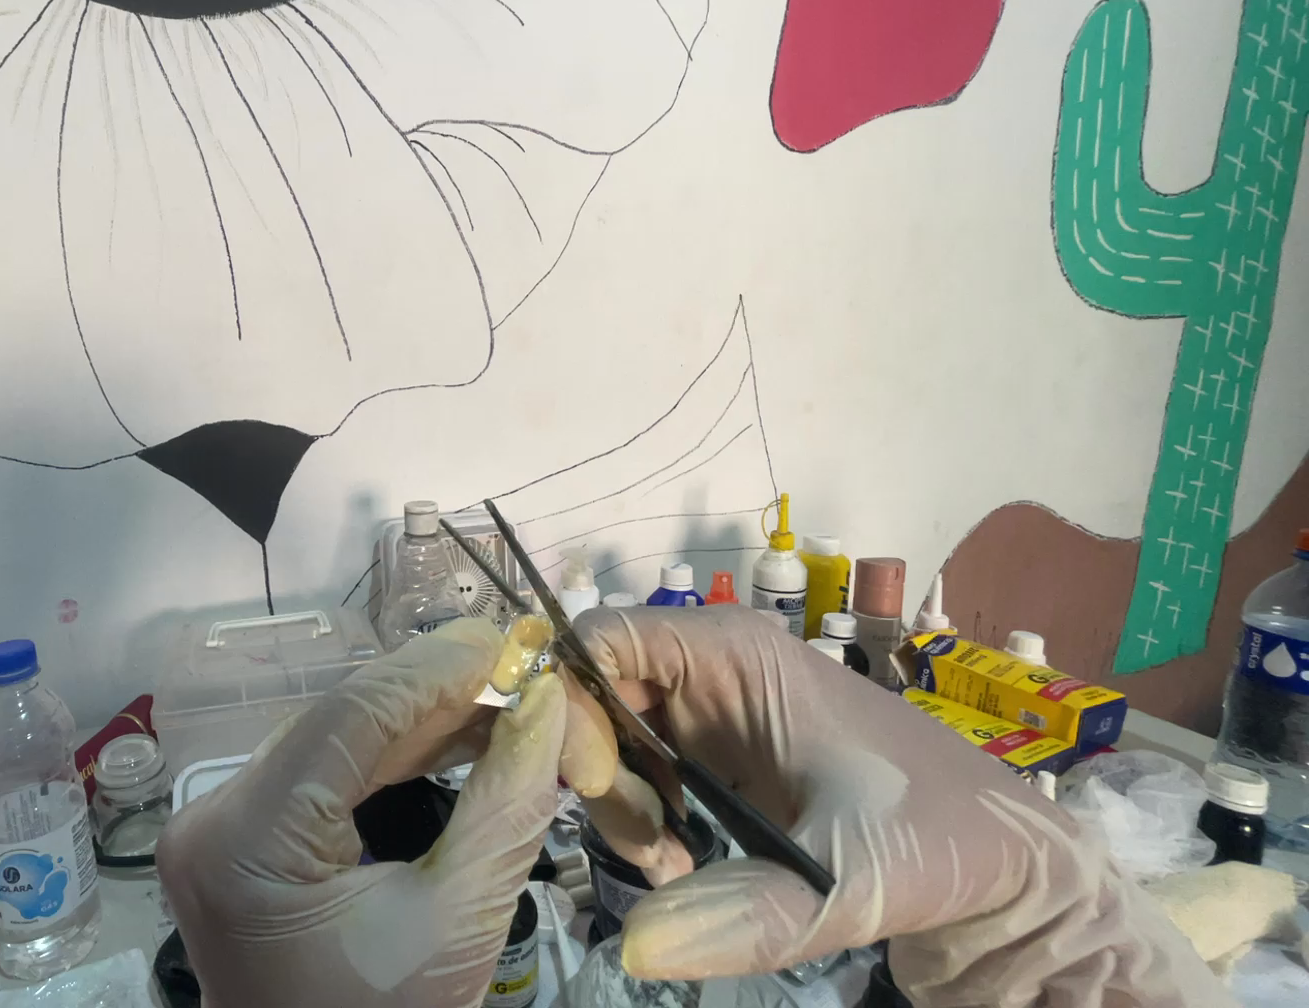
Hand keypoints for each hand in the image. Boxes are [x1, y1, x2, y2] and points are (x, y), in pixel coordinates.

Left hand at [155, 618, 566, 1007]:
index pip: (349, 716)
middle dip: (437, 691)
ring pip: (338, 739)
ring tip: (503, 696)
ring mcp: (224, 822)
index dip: (436, 668)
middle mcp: (216, 813)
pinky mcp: (246, 833)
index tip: (507, 642)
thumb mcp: (456, 928)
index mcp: (246, 840)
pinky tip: (458, 734)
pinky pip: (329, 772)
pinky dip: (396, 753)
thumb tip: (546, 704)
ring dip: (424, 717)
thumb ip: (505, 805)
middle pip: (342, 721)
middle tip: (517, 666)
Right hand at [572, 604, 1228, 1007]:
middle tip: (643, 838)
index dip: (571, 694)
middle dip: (593, 766)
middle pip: (591, 690)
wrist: (1011, 869)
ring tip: (670, 866)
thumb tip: (634, 947)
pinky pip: (634, 771)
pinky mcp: (704, 753)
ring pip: (603, 735)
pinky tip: (677, 865)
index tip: (590, 780)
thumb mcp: (851, 872)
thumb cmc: (943, 835)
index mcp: (728, 650)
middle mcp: (699, 668)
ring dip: (616, 802)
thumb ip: (747, 910)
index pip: (601, 636)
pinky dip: (638, 818)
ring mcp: (699, 710)